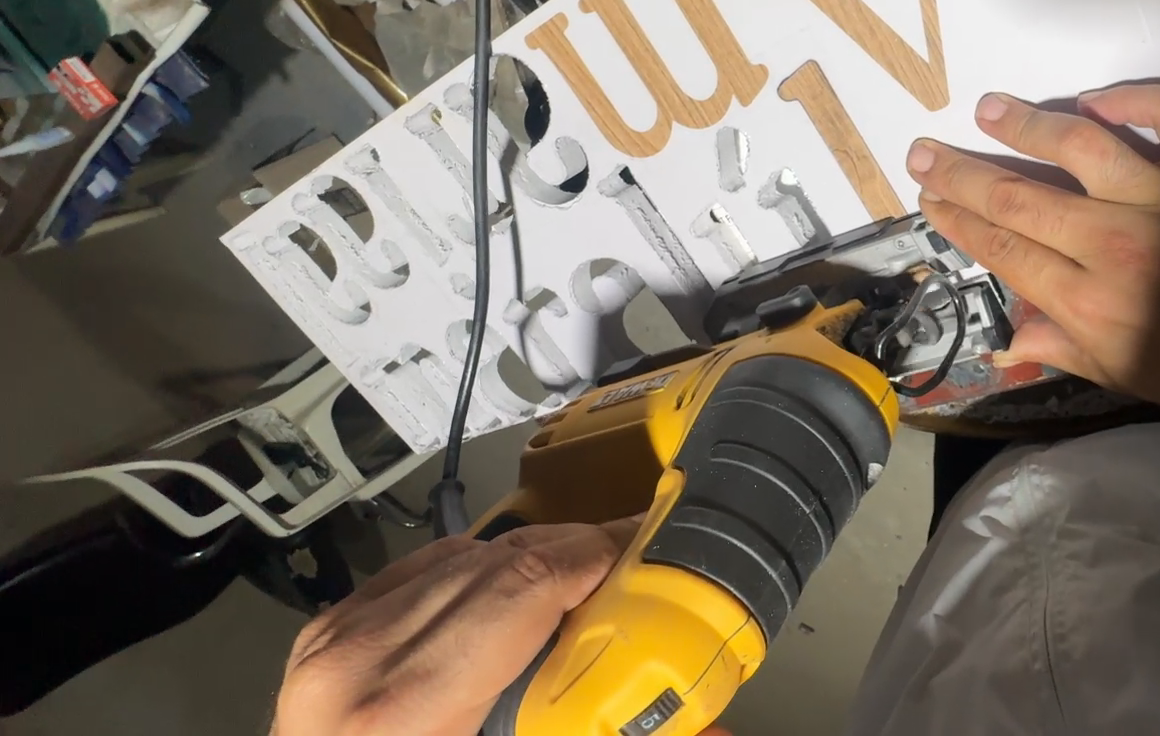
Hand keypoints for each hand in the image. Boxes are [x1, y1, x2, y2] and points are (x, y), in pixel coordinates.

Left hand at [273, 521, 634, 735]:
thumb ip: (595, 727)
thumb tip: (720, 734)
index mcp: (407, 707)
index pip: (528, 582)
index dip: (600, 556)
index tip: (650, 557)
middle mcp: (365, 655)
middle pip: (508, 557)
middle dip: (583, 550)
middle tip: (635, 562)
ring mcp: (340, 632)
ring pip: (478, 549)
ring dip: (543, 553)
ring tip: (585, 576)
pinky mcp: (332, 621)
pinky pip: (438, 558)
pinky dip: (490, 562)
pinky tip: (514, 587)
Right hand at [907, 85, 1159, 437]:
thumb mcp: (1120, 375)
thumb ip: (1056, 346)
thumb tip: (1001, 337)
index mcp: (1088, 301)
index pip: (1002, 248)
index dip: (958, 218)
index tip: (929, 197)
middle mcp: (1115, 242)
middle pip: (1019, 196)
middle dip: (962, 171)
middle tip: (925, 149)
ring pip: (1079, 144)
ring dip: (1025, 124)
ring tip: (987, 108)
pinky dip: (1133, 96)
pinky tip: (1094, 97)